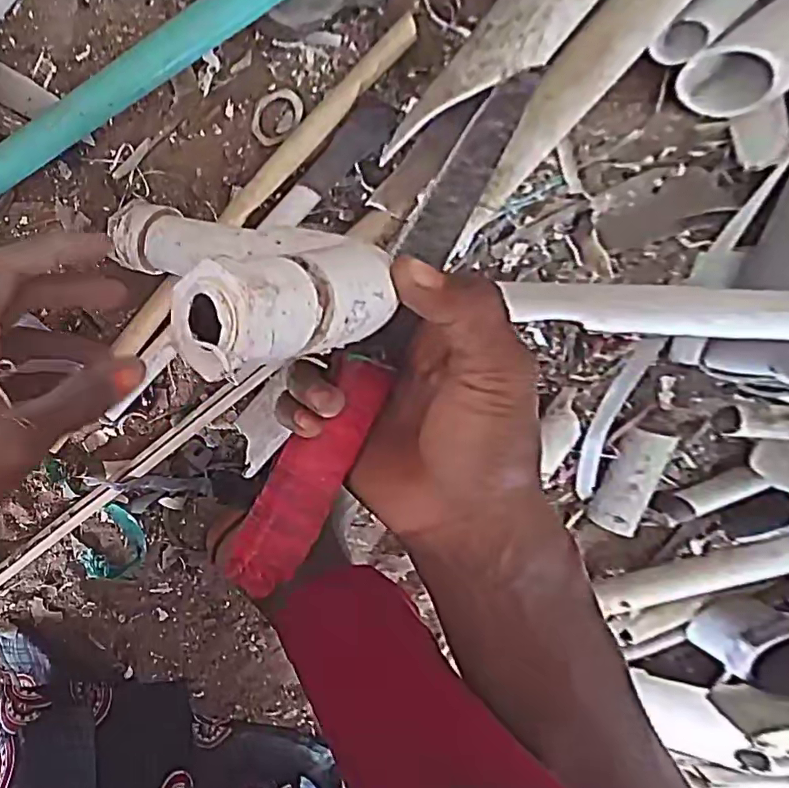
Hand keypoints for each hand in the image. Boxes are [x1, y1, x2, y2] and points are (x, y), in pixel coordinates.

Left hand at [0, 233, 143, 535]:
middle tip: (119, 295)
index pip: (13, 270)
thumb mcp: (23, 435)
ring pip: (25, 341)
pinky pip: (20, 374)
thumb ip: (79, 399)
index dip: (60, 251)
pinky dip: (53, 377)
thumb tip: (133, 367)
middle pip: (23, 300)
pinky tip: (82, 391)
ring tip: (112, 357)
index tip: (105, 249)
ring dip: (68, 344)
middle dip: (73, 293)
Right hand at [276, 257, 544, 544]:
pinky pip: (294, 407)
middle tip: (323, 351)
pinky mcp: (331, 426)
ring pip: (307, 366)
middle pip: (333, 328)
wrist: (458, 518)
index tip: (337, 288)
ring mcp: (355, 394)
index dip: (359, 286)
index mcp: (431, 336)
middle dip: (319, 340)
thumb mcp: (495, 370)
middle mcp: (387, 361)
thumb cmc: (492, 450)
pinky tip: (319, 427)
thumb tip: (414, 269)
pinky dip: (295, 414)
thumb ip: (465, 313)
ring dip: (308, 384)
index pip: (386, 291)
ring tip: (332, 407)